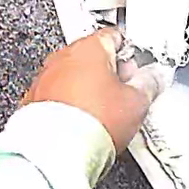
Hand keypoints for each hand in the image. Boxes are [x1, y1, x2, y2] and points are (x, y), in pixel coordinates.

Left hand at [22, 27, 170, 147]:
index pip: (115, 36)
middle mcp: (63, 57)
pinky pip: (59, 97)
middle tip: (127, 94)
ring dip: (90, 90)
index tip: (140, 68)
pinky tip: (84, 123)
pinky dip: (71, 106)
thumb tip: (154, 77)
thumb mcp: (137, 102)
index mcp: (90, 48)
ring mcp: (45, 79)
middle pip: (93, 57)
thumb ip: (148, 84)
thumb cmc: (93, 122)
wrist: (57, 151)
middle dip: (111, 73)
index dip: (132, 53)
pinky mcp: (34, 102)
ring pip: (74, 77)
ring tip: (105, 114)